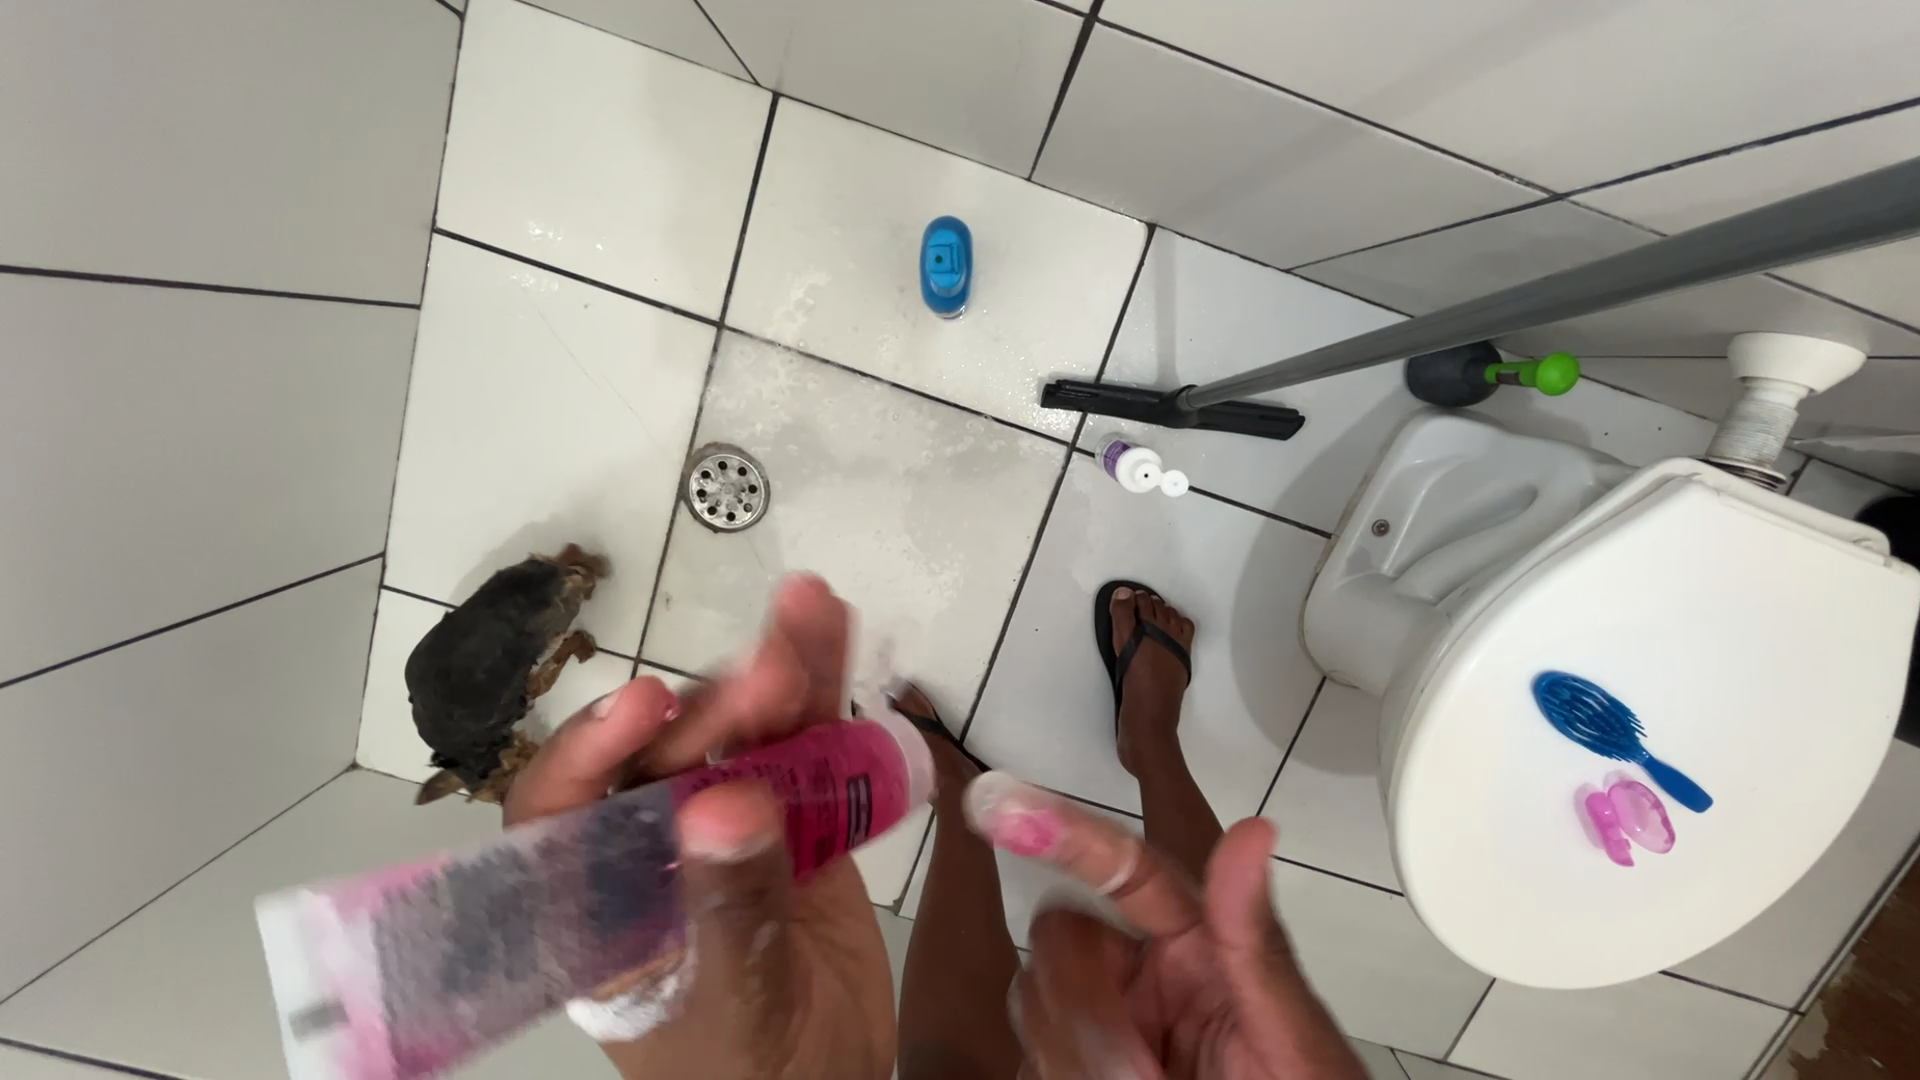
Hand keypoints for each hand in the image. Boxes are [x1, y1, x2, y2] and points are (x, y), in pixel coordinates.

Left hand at [504, 574, 894, 1079]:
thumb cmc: (758, 1075)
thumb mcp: (740, 1006)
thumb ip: (731, 909)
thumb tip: (723, 803)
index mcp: (604, 903)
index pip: (562, 817)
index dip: (589, 752)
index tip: (644, 704)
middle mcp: (658, 846)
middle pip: (673, 754)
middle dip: (717, 709)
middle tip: (771, 673)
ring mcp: (735, 818)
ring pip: (746, 729)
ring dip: (778, 667)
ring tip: (811, 604)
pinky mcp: (798, 809)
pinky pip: (808, 740)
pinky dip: (823, 688)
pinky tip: (832, 626)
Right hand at [963, 773, 1367, 1079]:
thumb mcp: (1289, 1031)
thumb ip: (1255, 939)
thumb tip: (1255, 829)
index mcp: (1188, 942)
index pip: (1123, 868)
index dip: (1066, 831)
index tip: (1005, 805)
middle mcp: (1136, 973)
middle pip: (1059, 933)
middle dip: (1080, 996)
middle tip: (1135, 1071)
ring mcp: (1100, 1025)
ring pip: (1033, 998)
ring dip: (1075, 1055)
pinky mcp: (1069, 1068)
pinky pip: (1026, 1057)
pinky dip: (1057, 1073)